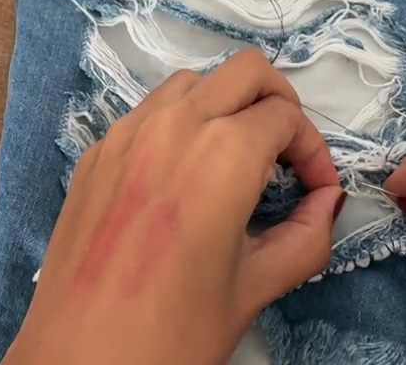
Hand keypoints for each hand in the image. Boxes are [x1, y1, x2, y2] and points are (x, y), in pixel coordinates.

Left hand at [5, 51, 345, 364]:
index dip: (313, 151)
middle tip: (286, 154)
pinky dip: (180, 121)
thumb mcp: (253, 289)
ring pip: (193, 81)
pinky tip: (182, 174)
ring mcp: (129, 129)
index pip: (286, 116)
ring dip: (226, 104)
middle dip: (278, 102)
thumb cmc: (172, 335)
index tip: (317, 190)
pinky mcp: (98, 148)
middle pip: (245, 70)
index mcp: (222, 154)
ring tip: (235, 159)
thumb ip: (305, 238)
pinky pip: (150, 110)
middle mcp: (175, 123)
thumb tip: (328, 202)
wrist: (77, 363)